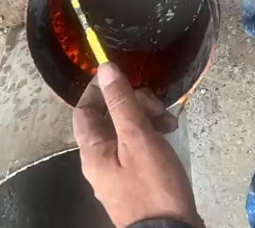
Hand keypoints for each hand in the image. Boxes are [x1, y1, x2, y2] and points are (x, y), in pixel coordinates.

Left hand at [74, 63, 201, 225]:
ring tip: (169, 121)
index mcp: (93, 152)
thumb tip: (104, 68)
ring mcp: (119, 170)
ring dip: (147, 116)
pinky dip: (152, 133)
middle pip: (109, 116)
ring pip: (127, 128)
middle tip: (157, 106)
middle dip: (133, 102)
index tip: (124, 78)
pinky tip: (170, 132)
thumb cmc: (152, 186)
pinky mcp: (137, 176)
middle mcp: (101, 160)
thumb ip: (122, 102)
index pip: (85, 109)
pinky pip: (138, 144)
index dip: (100, 89)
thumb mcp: (138, 138)